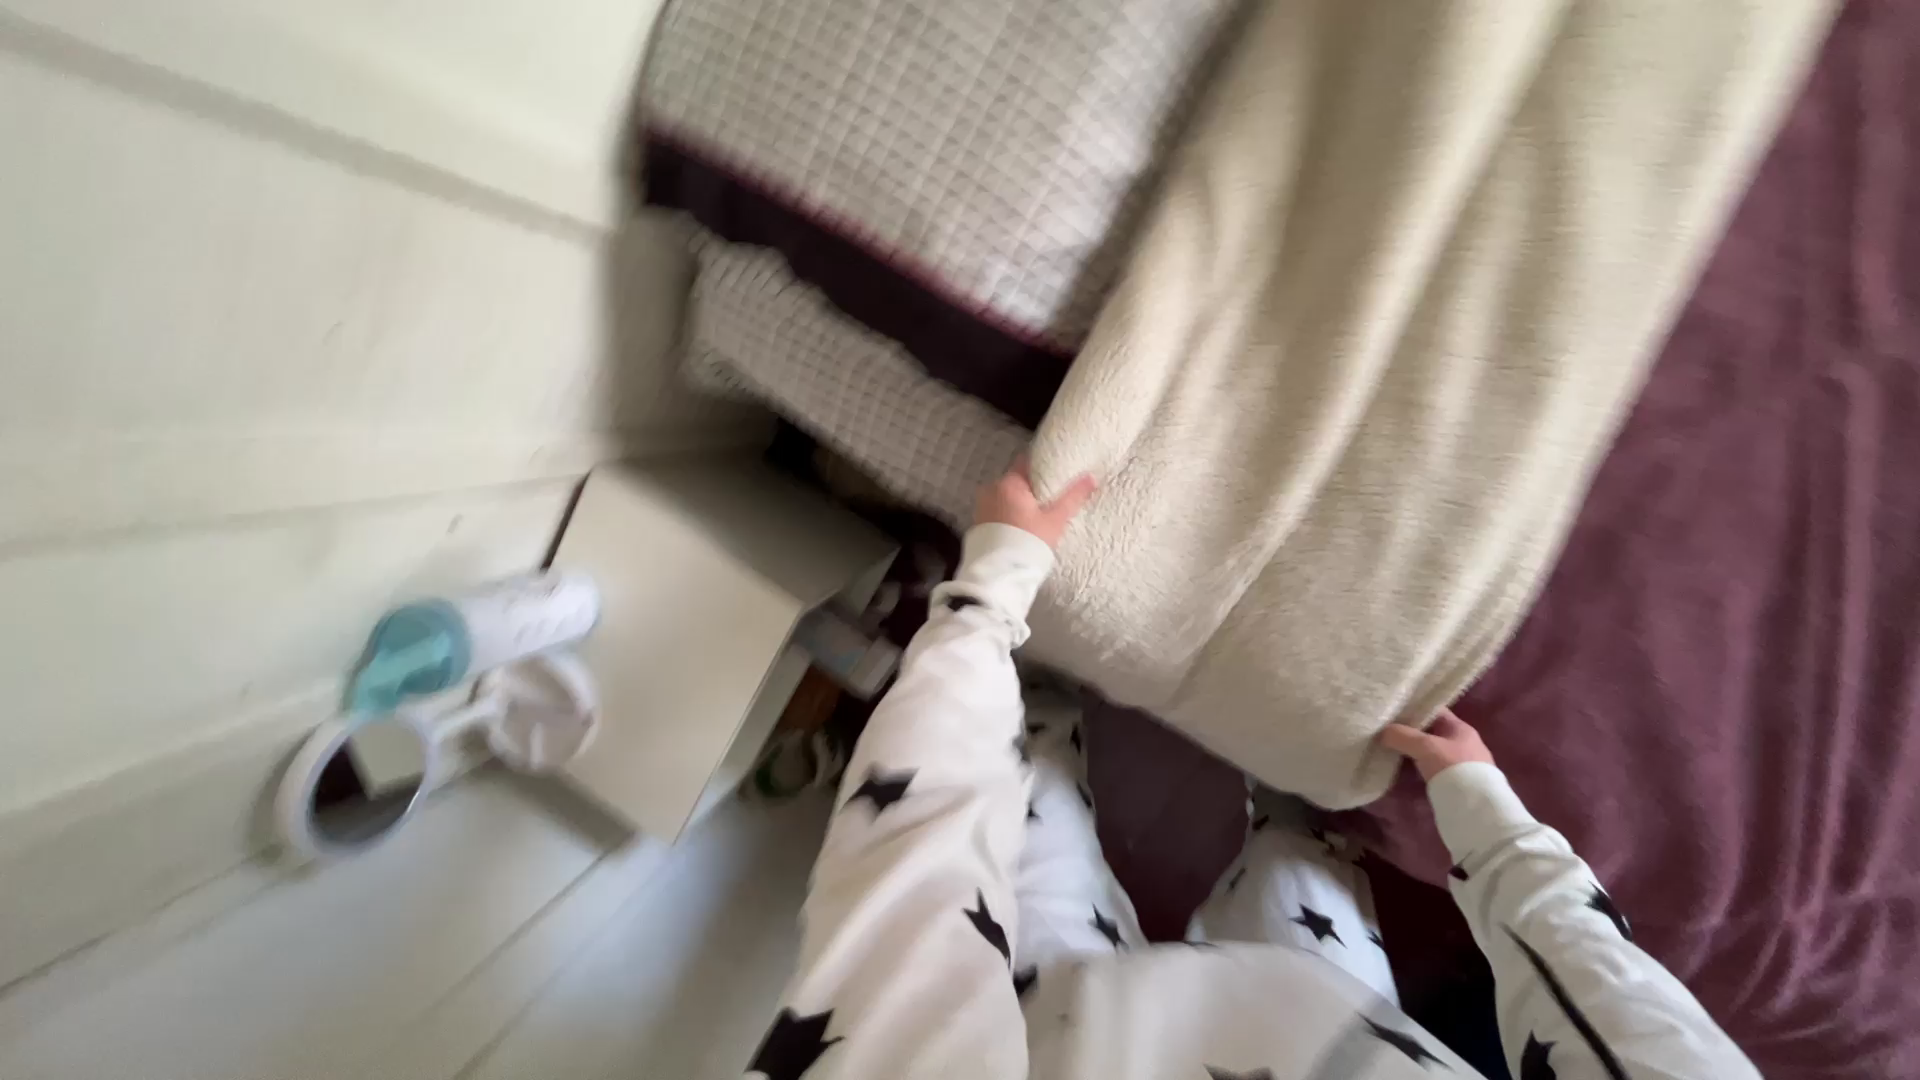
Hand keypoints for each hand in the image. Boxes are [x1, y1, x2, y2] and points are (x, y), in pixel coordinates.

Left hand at [975, 460, 1097, 549]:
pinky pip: (997, 510)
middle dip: (1031, 486)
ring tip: (1037, 512)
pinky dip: (1008, 513)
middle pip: (1016, 480)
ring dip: (1019, 501)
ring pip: (1005, 496)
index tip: (1056, 470)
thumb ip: (1073, 497)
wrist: (1000, 575)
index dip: (1043, 464)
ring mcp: (981, 506)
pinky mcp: (978, 523)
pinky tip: (1021, 525)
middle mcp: (990, 489)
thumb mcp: (1055, 520)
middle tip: (1050, 495)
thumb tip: (1091, 477)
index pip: (1026, 461)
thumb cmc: (1028, 542)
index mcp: (1008, 483)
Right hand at [1377, 707, 1495, 781]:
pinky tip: (1402, 765)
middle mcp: (1463, 742)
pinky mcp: (1455, 780)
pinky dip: (1417, 764)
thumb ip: (1401, 735)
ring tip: (1389, 746)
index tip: (1392, 709)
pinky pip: (1431, 765)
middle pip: (1430, 730)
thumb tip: (1382, 732)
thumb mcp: (1424, 746)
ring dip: (1412, 748)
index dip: (1413, 708)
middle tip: (1385, 729)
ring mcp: (1460, 762)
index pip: (1434, 710)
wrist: (1475, 807)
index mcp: (1460, 728)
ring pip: (1429, 749)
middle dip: (1409, 729)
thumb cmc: (1453, 767)